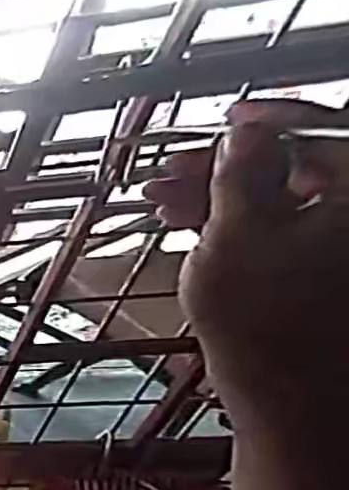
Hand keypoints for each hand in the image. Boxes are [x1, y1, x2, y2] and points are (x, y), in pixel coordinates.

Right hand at [142, 100, 348, 429]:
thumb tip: (248, 129)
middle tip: (168, 169)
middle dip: (230, 165)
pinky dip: (236, 218)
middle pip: (304, 165)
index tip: (230, 114)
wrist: (286, 375)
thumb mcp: (238, 233)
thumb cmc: (263, 308)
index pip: (330, 132)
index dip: (275, 120)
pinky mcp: (327, 261)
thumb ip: (242, 176)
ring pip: (286, 195)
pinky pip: (285, 222)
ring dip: (220, 193)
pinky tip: (190, 222)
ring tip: (160, 199)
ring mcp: (345, 237)